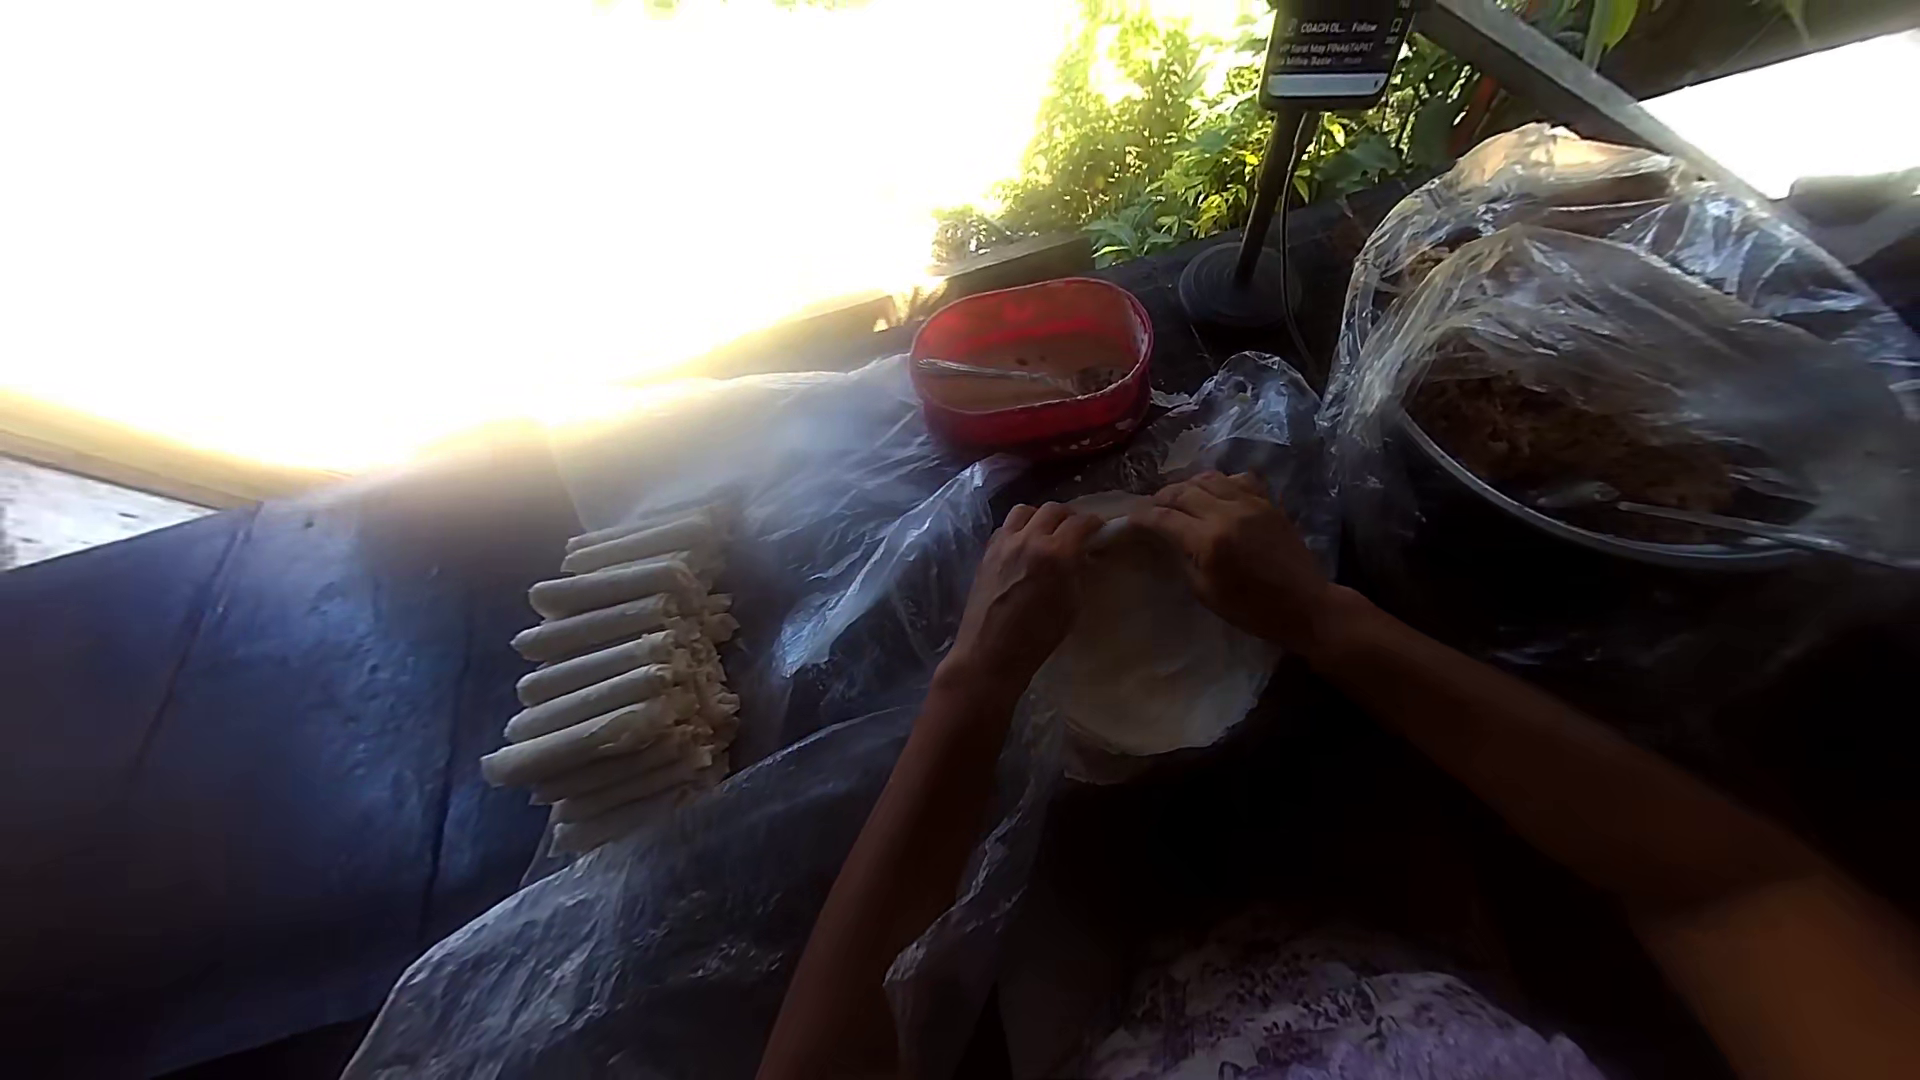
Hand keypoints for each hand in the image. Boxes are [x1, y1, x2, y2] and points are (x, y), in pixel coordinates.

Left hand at [942, 502, 1102, 700]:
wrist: (990, 652)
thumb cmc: (1038, 638)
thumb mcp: (1071, 604)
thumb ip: (1076, 572)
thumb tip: (1080, 556)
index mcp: (1056, 554)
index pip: (1081, 523)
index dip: (1094, 524)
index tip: (1099, 530)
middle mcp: (1028, 540)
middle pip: (1053, 509)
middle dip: (1069, 517)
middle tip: (1075, 531)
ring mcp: (1004, 543)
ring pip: (1025, 510)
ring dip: (1040, 517)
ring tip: (1047, 532)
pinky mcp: (987, 551)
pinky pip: (1006, 526)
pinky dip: (1019, 528)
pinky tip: (1024, 544)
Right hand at [1128, 471, 1338, 654]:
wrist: (1305, 605)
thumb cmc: (1250, 608)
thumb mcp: (1203, 590)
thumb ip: (1182, 557)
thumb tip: (1166, 538)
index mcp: (1209, 540)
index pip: (1163, 517)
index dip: (1142, 516)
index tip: (1130, 519)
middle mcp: (1227, 513)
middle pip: (1182, 491)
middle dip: (1160, 498)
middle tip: (1150, 508)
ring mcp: (1251, 504)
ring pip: (1208, 478)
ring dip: (1186, 485)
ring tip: (1178, 498)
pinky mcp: (1268, 502)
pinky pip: (1238, 478)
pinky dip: (1220, 482)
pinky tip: (1214, 493)